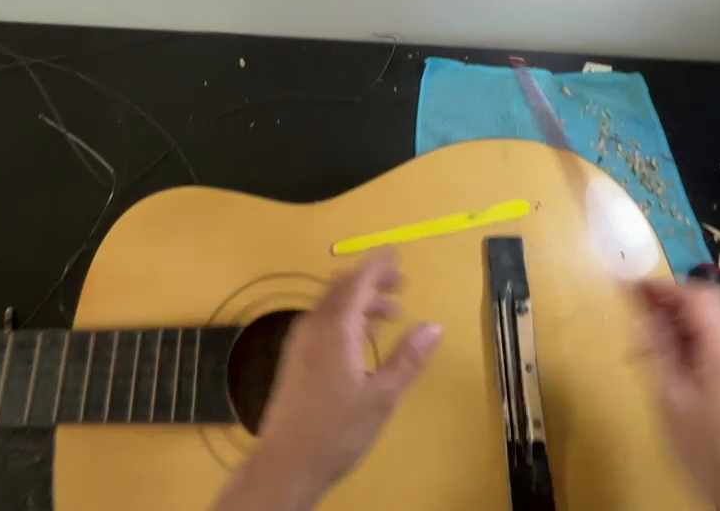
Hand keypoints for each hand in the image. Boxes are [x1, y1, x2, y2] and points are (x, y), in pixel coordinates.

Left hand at [211, 249, 442, 510]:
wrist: (285, 464)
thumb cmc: (337, 429)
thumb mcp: (382, 397)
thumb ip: (408, 358)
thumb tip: (433, 325)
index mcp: (335, 327)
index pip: (359, 280)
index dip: (379, 264)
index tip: (398, 255)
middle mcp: (314, 324)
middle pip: (343, 286)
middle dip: (372, 280)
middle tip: (401, 286)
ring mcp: (301, 340)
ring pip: (333, 304)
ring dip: (361, 301)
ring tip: (390, 315)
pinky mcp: (296, 357)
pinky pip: (324, 320)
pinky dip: (347, 317)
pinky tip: (363, 340)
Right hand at [636, 279, 719, 510]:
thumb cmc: (703, 446)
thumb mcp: (670, 396)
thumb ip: (660, 348)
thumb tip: (645, 315)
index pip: (699, 297)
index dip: (665, 287)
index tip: (632, 287)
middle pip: (714, 298)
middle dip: (676, 296)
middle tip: (643, 305)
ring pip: (717, 315)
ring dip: (683, 313)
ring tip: (651, 330)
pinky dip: (695, 330)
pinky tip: (671, 349)